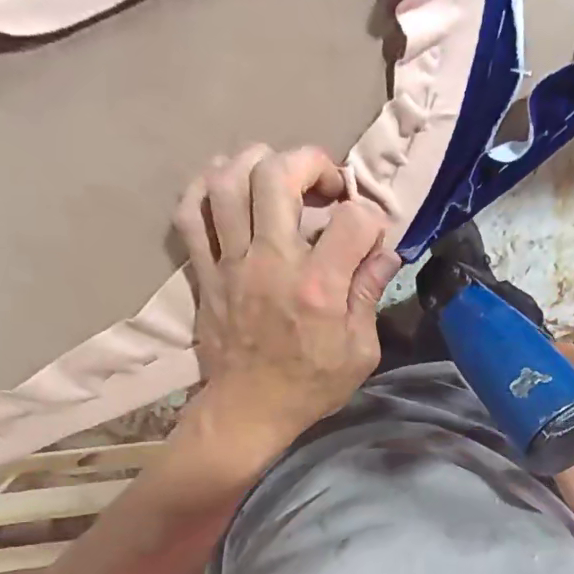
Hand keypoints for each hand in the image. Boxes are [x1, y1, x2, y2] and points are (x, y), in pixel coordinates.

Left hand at [174, 145, 402, 455]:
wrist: (247, 411)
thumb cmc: (309, 385)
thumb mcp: (360, 351)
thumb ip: (369, 295)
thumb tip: (383, 253)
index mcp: (317, 287)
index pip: (352, 219)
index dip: (370, 217)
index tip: (369, 235)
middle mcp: (271, 263)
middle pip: (277, 175)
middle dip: (309, 162)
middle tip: (324, 186)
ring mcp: (230, 264)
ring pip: (228, 182)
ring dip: (257, 163)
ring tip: (278, 178)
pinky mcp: (204, 272)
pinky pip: (190, 215)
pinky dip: (205, 189)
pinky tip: (228, 189)